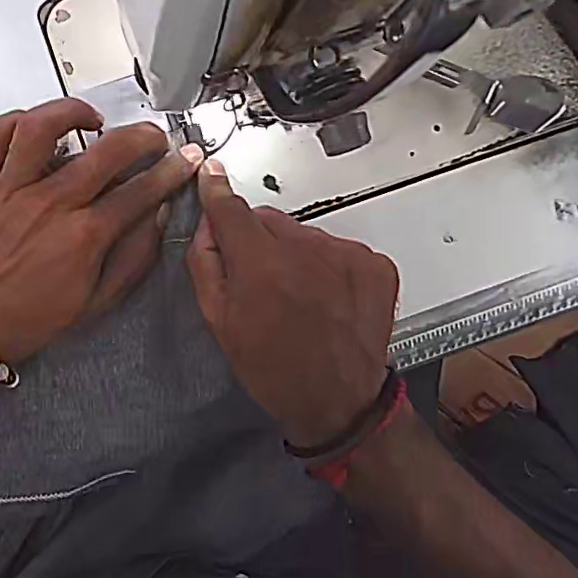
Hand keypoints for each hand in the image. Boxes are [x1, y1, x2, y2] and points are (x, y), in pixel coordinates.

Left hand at [0, 98, 202, 424]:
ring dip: (74, 112)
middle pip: (107, 151)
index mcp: (81, 238)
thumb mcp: (97, 300)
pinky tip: (33, 127)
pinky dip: (12, 121)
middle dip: (143, 136)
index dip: (171, 171)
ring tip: (93, 119)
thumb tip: (157, 218)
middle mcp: (47, 207)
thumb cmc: (29, 317)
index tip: (182, 161)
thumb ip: (133, 257)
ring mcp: (11, 192)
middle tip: (152, 138)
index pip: (140, 190)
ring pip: (42, 128)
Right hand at [185, 159, 398, 449]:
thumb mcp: (219, 322)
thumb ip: (205, 265)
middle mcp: (305, 251)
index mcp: (260, 266)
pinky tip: (322, 295)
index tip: (211, 177)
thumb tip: (206, 227)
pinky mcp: (372, 263)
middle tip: (258, 280)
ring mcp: (344, 255)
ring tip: (295, 294)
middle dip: (255, 239)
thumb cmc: (275, 369)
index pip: (230, 207)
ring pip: (302, 232)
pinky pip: (334, 245)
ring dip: (292, 252)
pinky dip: (325, 262)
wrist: (337, 401)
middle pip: (266, 219)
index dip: (215, 191)